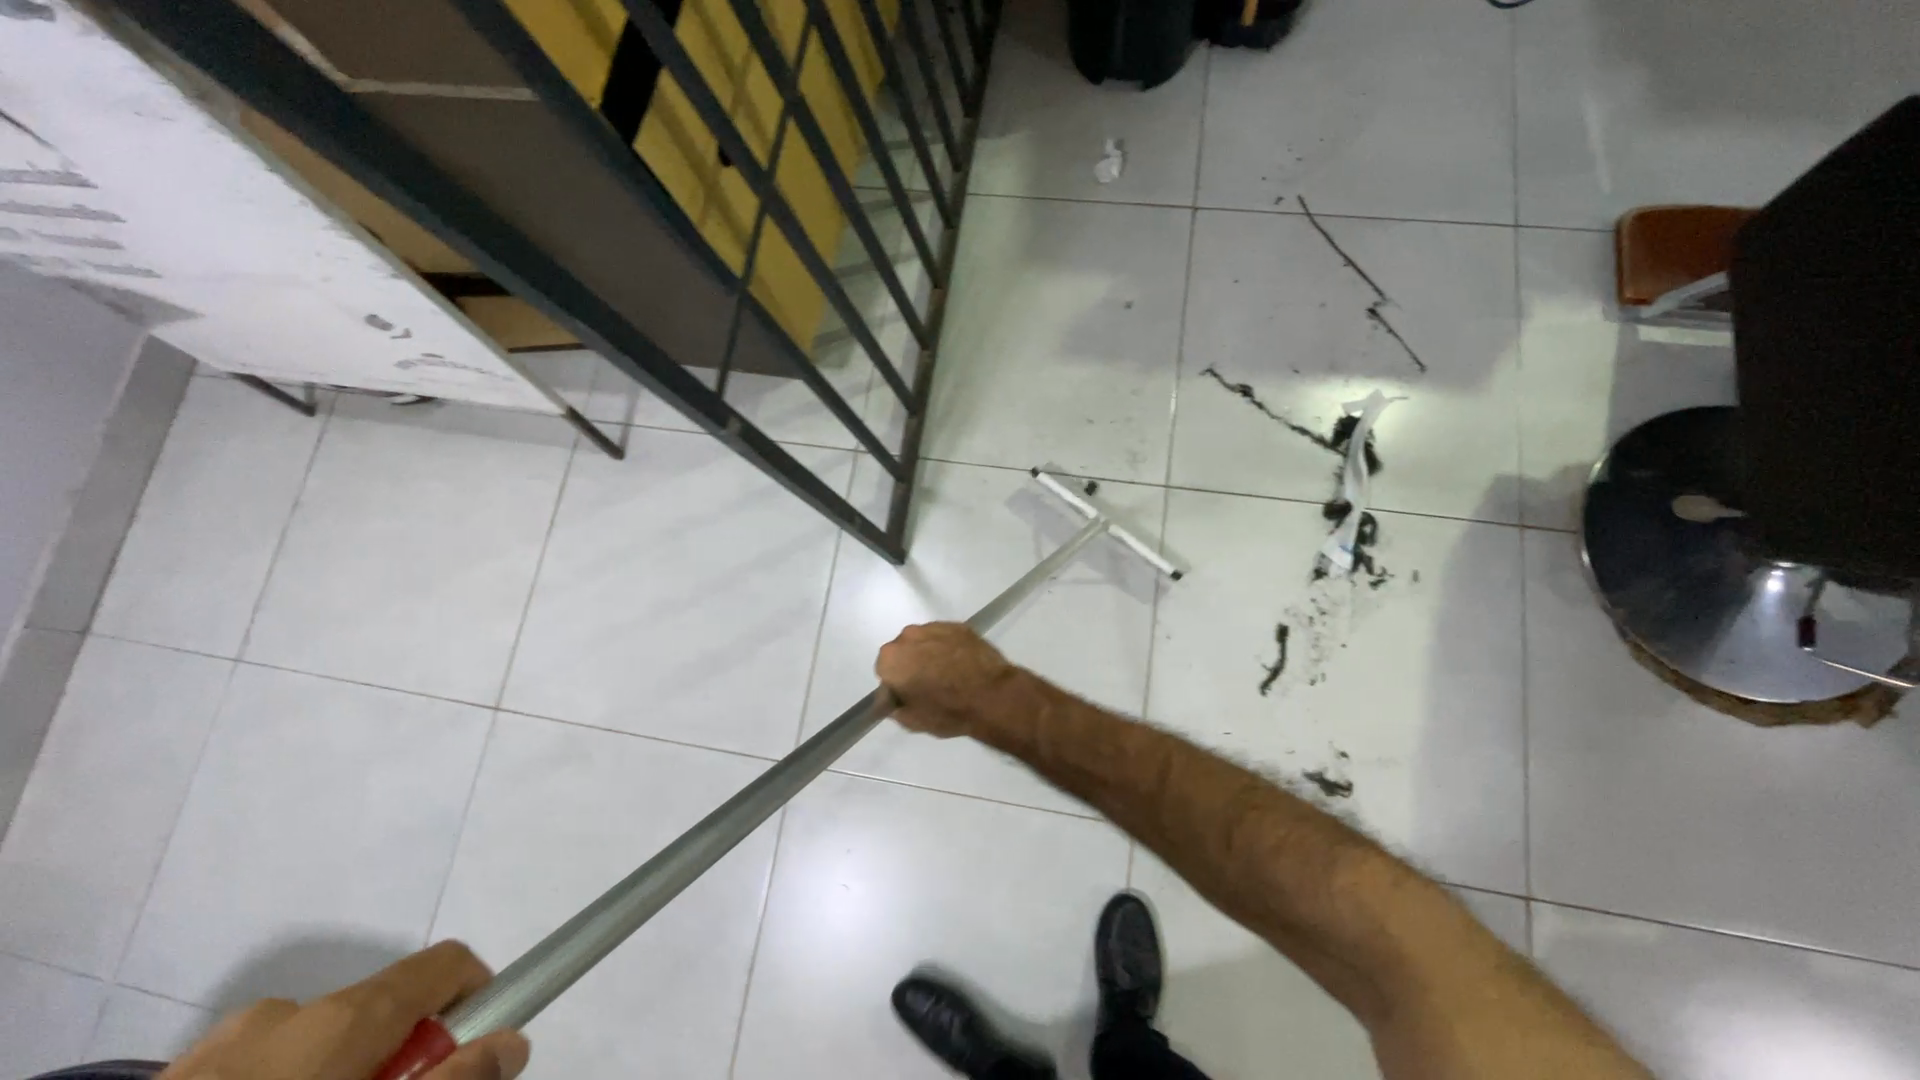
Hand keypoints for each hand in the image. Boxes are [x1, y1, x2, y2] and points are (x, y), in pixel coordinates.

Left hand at [160, 941, 528, 1079]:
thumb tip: (513, 1040)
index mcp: (343, 1015)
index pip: (445, 964)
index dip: (478, 999)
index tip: (471, 1054)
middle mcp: (290, 1010)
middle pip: (385, 1011)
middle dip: (402, 1059)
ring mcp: (224, 1042)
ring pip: (320, 1045)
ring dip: (341, 1076)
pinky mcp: (177, 1073)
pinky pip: (263, 1064)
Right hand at [875, 623, 1014, 737]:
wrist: (992, 696)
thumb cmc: (948, 711)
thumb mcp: (912, 721)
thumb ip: (895, 707)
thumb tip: (894, 700)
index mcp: (891, 659)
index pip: (885, 671)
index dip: (898, 685)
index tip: (912, 696)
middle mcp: (908, 636)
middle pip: (903, 651)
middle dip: (912, 664)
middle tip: (931, 685)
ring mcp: (935, 627)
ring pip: (924, 641)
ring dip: (931, 654)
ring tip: (950, 674)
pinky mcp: (959, 625)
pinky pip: (945, 637)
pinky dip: (950, 648)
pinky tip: (963, 664)